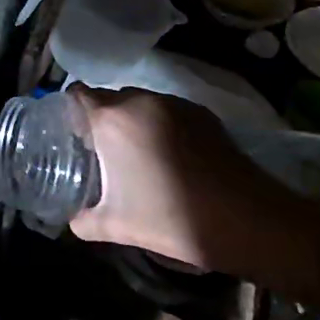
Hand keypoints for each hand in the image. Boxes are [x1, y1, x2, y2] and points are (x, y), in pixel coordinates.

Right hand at [66, 87, 278, 269]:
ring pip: (140, 104)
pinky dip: (161, 127)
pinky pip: (168, 112)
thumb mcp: (117, 225)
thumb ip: (84, 220)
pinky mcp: (203, 115)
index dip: (70, 111)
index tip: (71, 134)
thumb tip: (71, 220)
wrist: (248, 221)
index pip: (78, 94)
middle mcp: (141, 101)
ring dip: (133, 122)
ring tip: (137, 155)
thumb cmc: (171, 218)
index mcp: (112, 119)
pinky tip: (169, 158)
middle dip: (102, 119)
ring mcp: (176, 105)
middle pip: (109, 98)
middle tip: (101, 151)